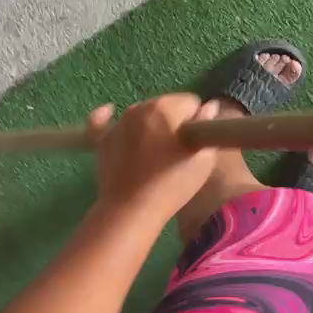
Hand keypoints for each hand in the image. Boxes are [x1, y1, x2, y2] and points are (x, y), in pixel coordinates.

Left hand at [87, 95, 217, 222]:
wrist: (132, 210)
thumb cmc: (172, 184)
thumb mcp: (203, 159)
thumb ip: (207, 126)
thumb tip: (209, 106)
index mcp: (166, 107)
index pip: (191, 102)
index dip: (197, 121)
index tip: (195, 143)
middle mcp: (140, 107)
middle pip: (165, 106)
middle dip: (173, 122)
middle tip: (176, 151)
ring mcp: (118, 122)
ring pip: (141, 114)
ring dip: (150, 125)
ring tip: (153, 152)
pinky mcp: (102, 139)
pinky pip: (103, 121)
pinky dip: (106, 117)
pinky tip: (108, 111)